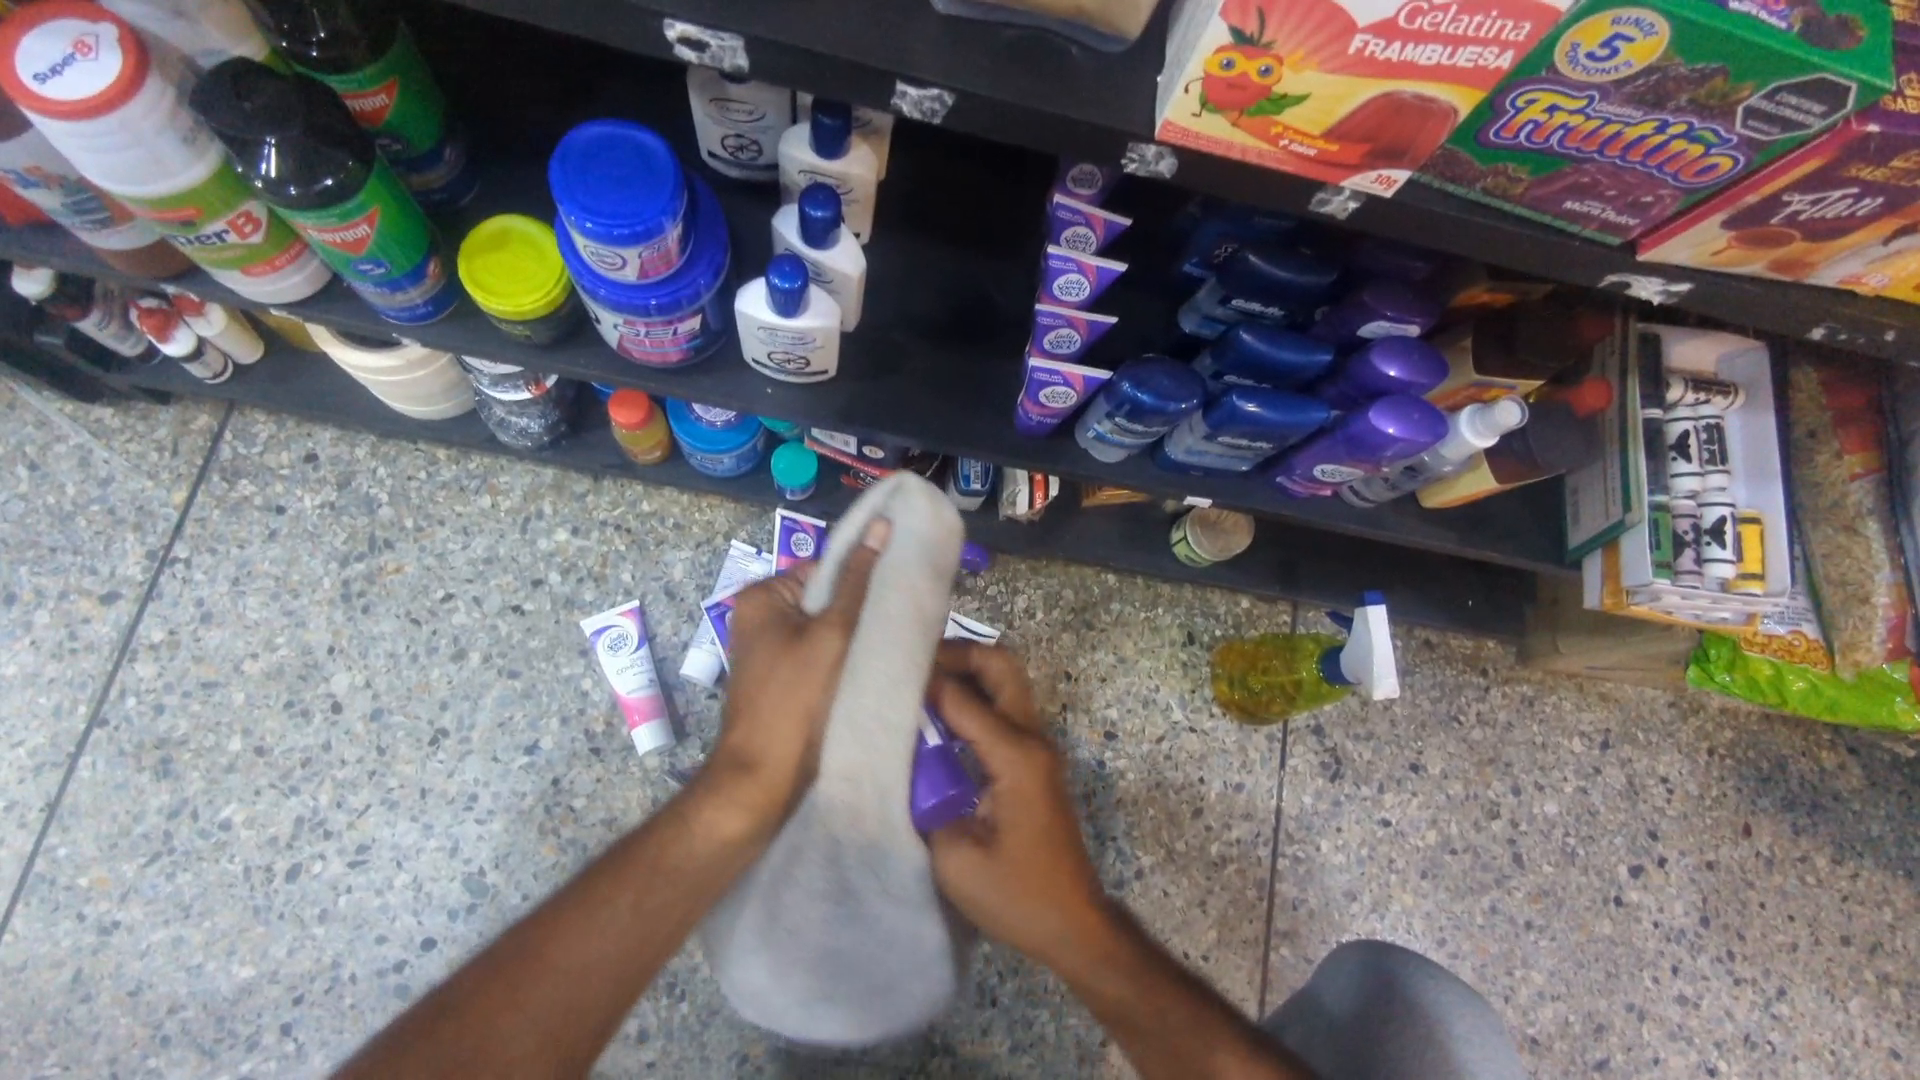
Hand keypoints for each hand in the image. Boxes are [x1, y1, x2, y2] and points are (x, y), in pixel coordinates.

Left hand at [705, 520, 889, 830]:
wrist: (764, 777)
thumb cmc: (795, 699)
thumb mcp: (832, 633)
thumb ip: (857, 581)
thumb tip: (880, 525)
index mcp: (761, 596)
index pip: (823, 569)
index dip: (860, 580)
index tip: (897, 592)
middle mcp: (760, 617)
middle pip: (825, 599)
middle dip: (860, 611)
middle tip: (899, 622)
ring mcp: (769, 651)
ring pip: (826, 630)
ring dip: (856, 639)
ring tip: (891, 645)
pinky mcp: (782, 679)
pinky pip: (820, 656)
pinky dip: (844, 660)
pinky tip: (872, 668)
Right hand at [926, 641, 1112, 969]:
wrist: (1073, 924)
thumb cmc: (1016, 896)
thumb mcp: (956, 859)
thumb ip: (927, 801)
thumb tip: (906, 760)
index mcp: (1015, 757)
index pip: (962, 698)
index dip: (923, 682)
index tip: (883, 677)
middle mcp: (1032, 740)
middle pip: (1000, 666)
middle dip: (958, 654)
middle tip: (912, 665)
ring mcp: (1038, 748)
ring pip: (1006, 684)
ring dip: (968, 672)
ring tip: (920, 684)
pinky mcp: (1034, 762)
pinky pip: (1004, 711)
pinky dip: (974, 699)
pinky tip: (939, 718)